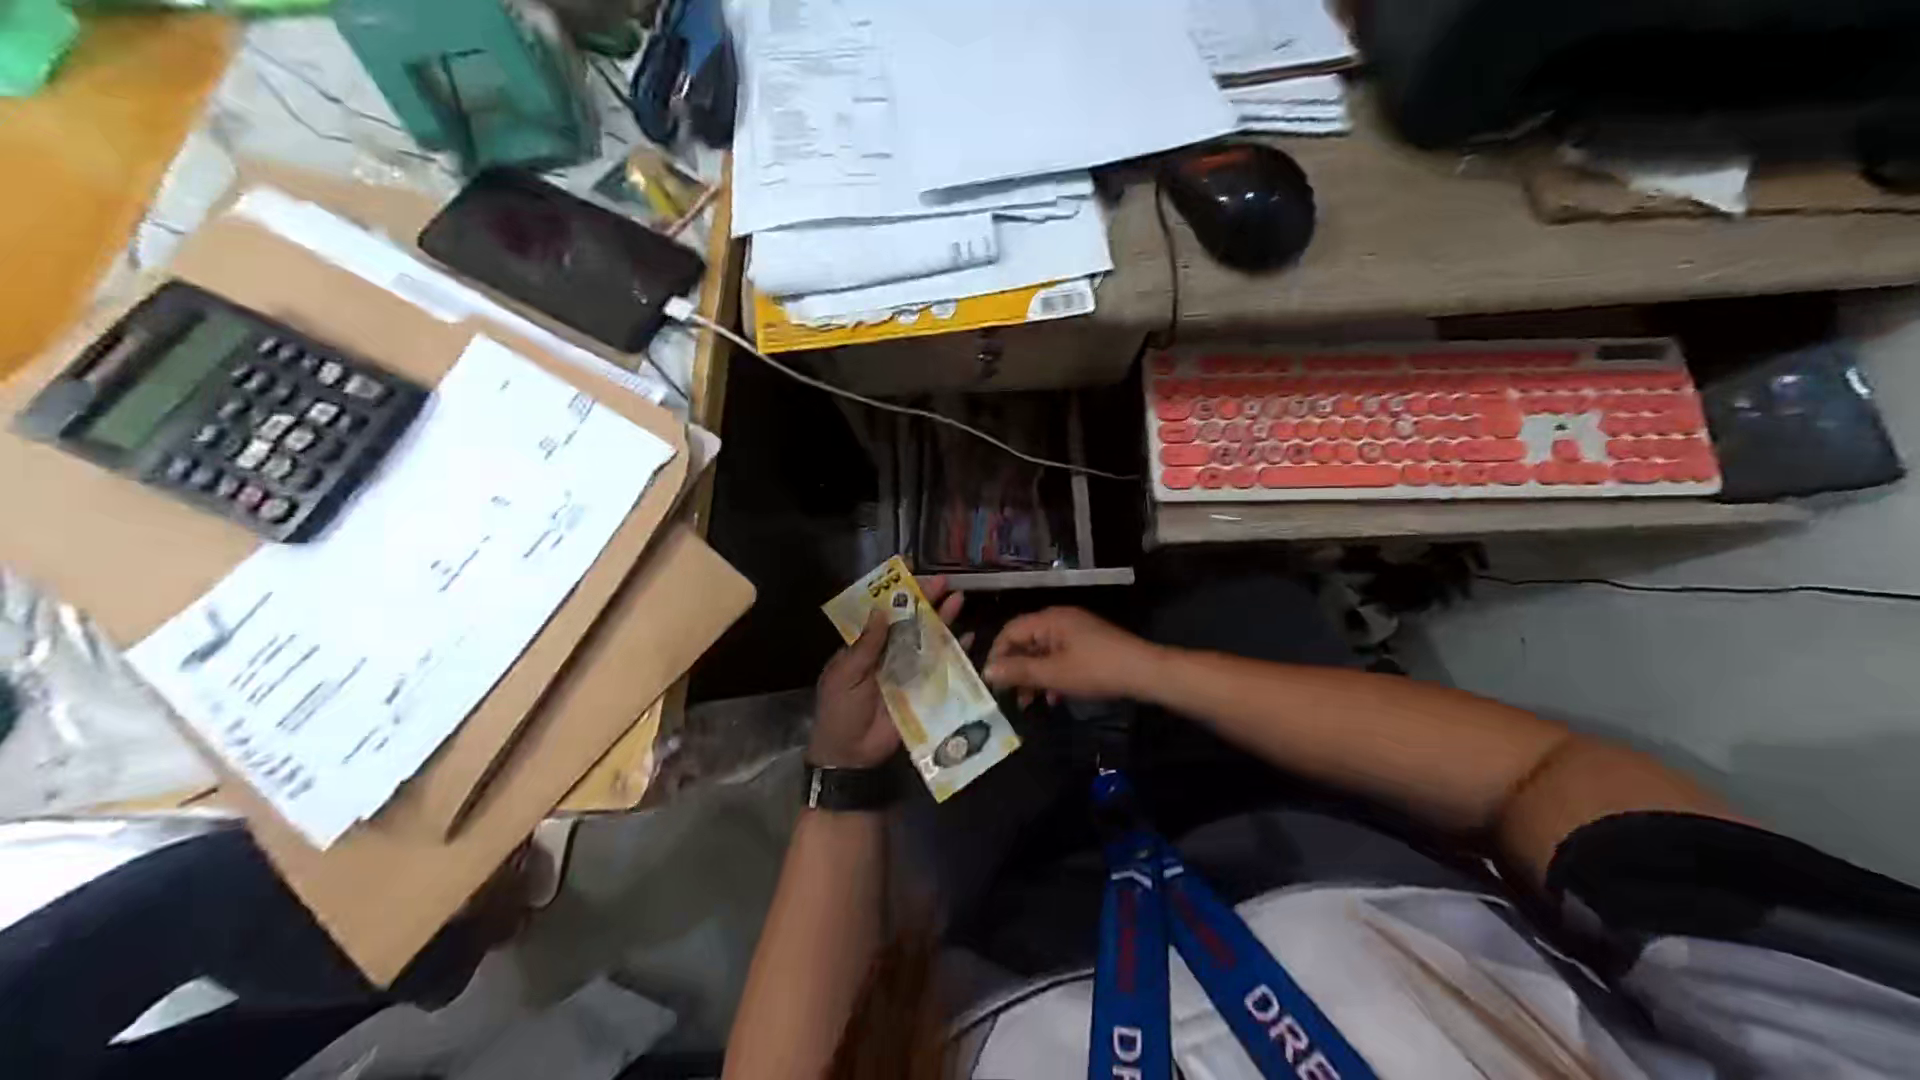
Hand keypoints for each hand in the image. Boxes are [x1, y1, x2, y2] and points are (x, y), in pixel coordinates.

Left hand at [811, 577, 965, 768]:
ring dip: (944, 620)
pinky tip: (969, 637)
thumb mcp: (845, 675)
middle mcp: (890, 652)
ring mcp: (908, 670)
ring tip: (959, 600)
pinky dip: (956, 652)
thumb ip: (866, 645)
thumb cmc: (839, 711)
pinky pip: (942, 667)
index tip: (910, 567)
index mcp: (866, 645)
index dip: (897, 592)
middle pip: (911, 621)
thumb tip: (880, 609)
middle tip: (944, 581)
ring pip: (929, 639)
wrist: (849, 756)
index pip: (883, 611)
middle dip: (927, 601)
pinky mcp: (924, 689)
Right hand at [982, 607, 1162, 704]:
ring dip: (1033, 676)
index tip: (990, 682)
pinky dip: (1052, 675)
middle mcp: (1059, 620)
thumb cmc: (1096, 670)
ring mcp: (1075, 632)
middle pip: (1026, 642)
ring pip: (1042, 652)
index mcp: (1049, 620)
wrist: (1144, 672)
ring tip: (1030, 703)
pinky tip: (1054, 697)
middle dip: (1016, 670)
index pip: (1010, 631)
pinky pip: (1059, 657)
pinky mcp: (1087, 645)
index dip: (997, 655)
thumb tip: (987, 671)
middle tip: (1010, 696)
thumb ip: (1019, 671)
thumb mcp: (1053, 674)